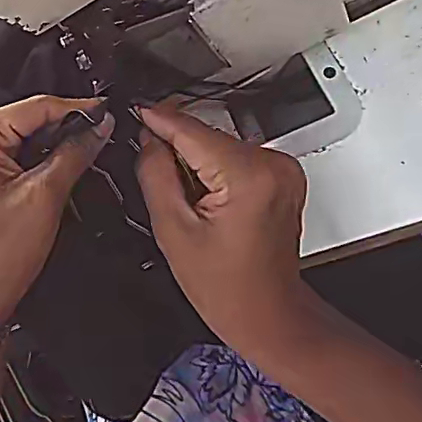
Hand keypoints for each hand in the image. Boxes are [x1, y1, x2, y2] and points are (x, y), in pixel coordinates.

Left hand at [0, 96, 113, 341]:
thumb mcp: (45, 196)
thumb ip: (76, 152)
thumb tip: (100, 125)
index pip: (38, 106)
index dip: (80, 110)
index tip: (111, 114)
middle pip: (35, 118)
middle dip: (71, 129)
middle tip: (105, 139)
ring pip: (33, 136)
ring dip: (61, 147)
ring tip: (87, 159)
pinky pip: (25, 153)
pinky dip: (48, 161)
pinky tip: (65, 172)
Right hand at [135, 104, 312, 355]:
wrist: (268, 312)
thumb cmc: (228, 288)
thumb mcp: (173, 231)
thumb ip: (155, 175)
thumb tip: (148, 140)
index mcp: (249, 177)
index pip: (193, 132)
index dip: (159, 120)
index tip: (137, 110)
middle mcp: (274, 165)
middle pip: (208, 136)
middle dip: (177, 146)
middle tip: (151, 165)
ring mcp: (283, 168)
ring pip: (221, 144)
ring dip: (196, 158)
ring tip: (186, 199)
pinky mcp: (283, 174)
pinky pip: (238, 156)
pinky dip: (216, 167)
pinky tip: (206, 197)